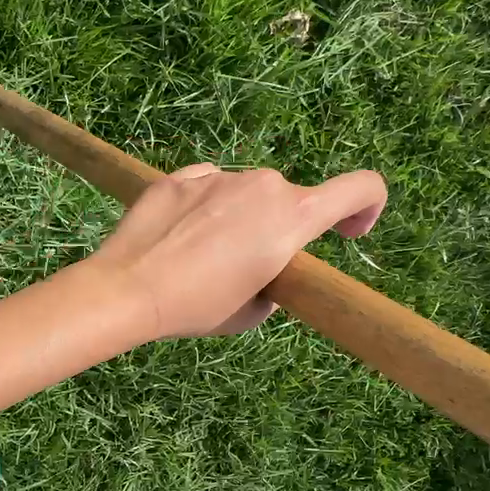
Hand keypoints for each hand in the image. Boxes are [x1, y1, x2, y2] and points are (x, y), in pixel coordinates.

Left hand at [89, 163, 387, 338]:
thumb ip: (274, 285)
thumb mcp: (248, 312)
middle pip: (286, 199)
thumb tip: (265, 278)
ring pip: (238, 193)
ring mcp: (215, 178)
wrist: (123, 292)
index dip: (366, 207)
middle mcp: (262, 186)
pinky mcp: (174, 181)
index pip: (361, 188)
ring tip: (194, 255)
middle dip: (274, 227)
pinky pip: (200, 186)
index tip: (347, 231)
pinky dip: (197, 205)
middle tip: (238, 263)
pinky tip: (176, 234)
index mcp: (295, 215)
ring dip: (230, 216)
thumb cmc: (191, 308)